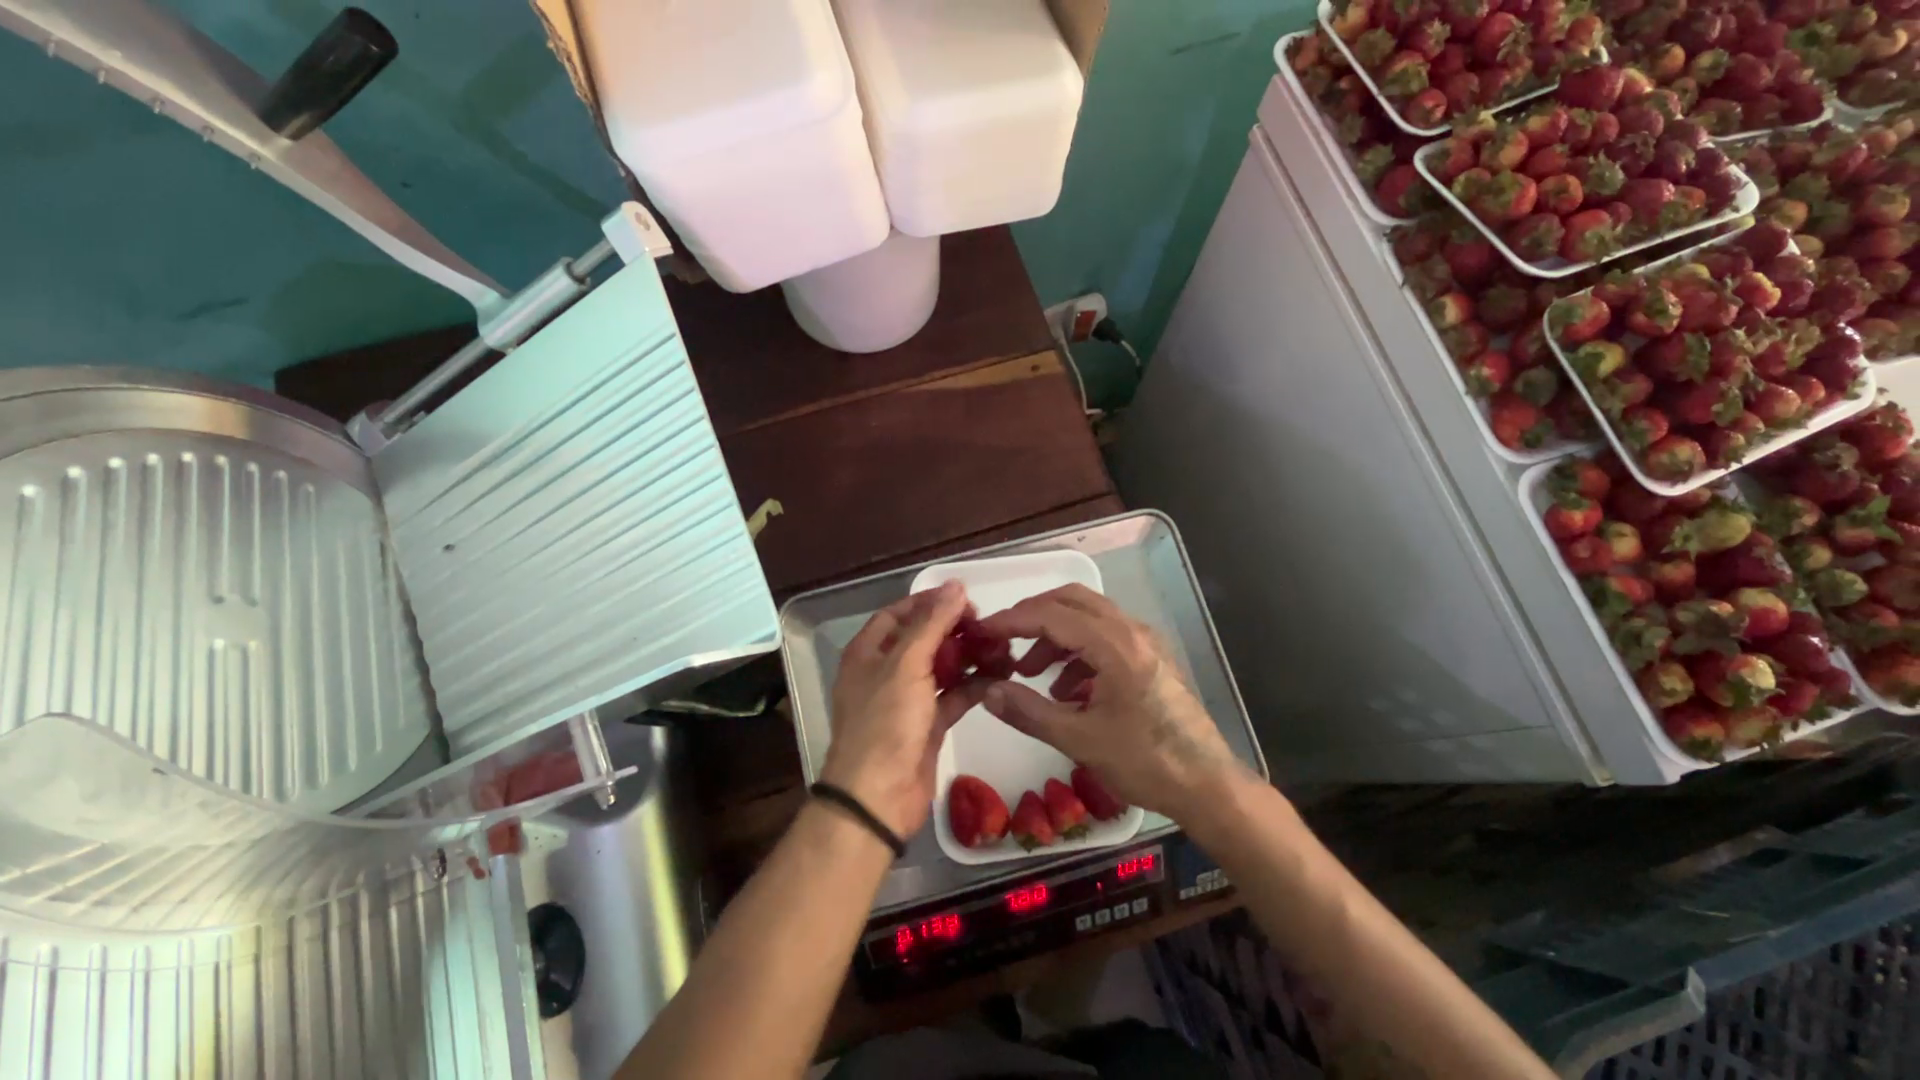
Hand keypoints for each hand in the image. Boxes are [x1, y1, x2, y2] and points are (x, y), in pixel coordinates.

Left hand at [821, 582, 986, 837]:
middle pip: (922, 640)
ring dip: (969, 658)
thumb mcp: (906, 665)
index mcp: (867, 653)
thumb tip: (955, 586)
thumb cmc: (885, 723)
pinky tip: (1000, 677)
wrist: (878, 796)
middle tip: (988, 626)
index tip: (964, 598)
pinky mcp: (927, 726)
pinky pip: (952, 697)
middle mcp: (884, 672)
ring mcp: (906, 701)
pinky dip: (973, 687)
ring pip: (940, 669)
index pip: (897, 614)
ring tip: (1003, 648)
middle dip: (954, 630)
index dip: (928, 602)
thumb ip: (931, 624)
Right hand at [977, 585, 1239, 822]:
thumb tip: (986, 691)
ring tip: (1028, 673)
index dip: (1010, 621)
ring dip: (1054, 636)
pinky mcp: (1151, 660)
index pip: (1051, 615)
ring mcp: (1146, 644)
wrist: (1206, 785)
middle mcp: (1133, 632)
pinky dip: (1077, 652)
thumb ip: (1028, 711)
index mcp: (1116, 646)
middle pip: (1072, 601)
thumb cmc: (1144, 762)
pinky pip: (1106, 638)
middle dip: (1032, 617)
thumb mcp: (1078, 740)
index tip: (980, 632)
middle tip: (1001, 641)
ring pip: (1089, 618)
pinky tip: (1064, 691)